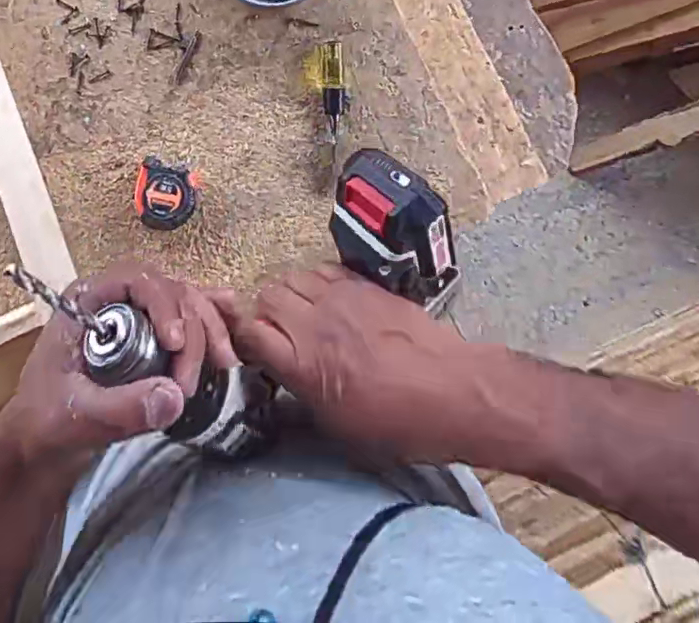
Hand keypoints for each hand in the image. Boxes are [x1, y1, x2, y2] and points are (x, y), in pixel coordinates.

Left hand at [0, 266, 237, 472]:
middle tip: (192, 379)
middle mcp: (115, 298)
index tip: (177, 344)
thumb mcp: (78, 416)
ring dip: (208, 327)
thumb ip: (122, 408)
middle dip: (193, 326)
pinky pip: (186, 317)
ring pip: (184, 300)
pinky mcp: (150, 335)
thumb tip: (175, 395)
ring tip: (223, 364)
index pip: (136, 280)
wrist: (41, 439)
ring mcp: (135, 314)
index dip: (164, 305)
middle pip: (168, 289)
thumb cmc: (46, 420)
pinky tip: (232, 325)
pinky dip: (211, 321)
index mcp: (88, 299)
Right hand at [209, 263, 494, 460]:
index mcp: (302, 363)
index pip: (248, 331)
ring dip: (289, 294)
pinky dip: (316, 281)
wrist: (455, 391)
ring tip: (303, 312)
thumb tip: (281, 381)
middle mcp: (312, 323)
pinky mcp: (362, 284)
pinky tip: (329, 299)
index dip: (244, 338)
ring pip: (291, 277)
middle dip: (265, 313)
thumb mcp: (339, 428)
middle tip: (279, 331)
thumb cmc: (399, 422)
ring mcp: (338, 297)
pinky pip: (322, 269)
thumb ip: (300, 397)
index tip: (253, 349)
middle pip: (266, 296)